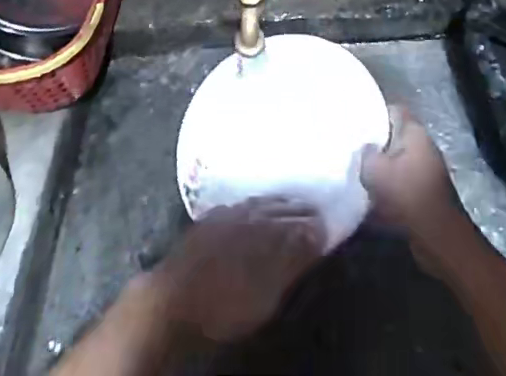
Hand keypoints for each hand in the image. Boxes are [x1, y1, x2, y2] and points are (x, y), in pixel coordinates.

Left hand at [142, 197, 325, 342]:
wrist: (174, 298)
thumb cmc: (225, 303)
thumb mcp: (268, 292)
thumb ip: (293, 260)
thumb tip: (317, 234)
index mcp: (267, 230)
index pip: (301, 222)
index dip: (317, 225)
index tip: (331, 226)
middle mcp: (248, 214)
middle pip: (281, 207)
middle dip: (301, 211)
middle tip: (317, 213)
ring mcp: (226, 213)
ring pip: (261, 202)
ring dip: (279, 205)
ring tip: (293, 208)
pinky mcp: (210, 218)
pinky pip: (242, 203)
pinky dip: (256, 206)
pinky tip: (257, 209)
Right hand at [359, 105, 464, 232]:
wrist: (438, 239)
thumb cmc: (406, 196)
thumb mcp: (374, 168)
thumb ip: (365, 151)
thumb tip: (364, 146)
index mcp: (415, 133)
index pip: (393, 109)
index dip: (372, 110)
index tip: (352, 117)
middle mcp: (425, 147)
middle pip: (394, 134)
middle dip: (374, 138)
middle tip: (349, 141)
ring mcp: (428, 170)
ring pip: (397, 156)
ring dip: (380, 161)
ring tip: (355, 164)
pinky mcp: (426, 191)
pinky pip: (401, 177)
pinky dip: (387, 181)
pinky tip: (369, 188)